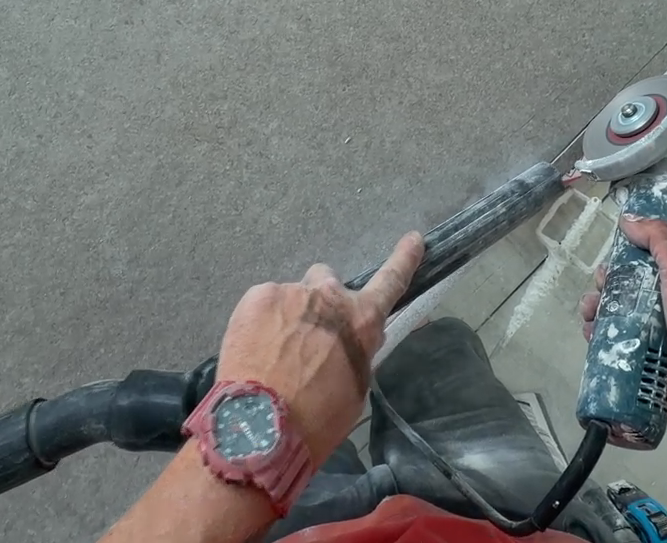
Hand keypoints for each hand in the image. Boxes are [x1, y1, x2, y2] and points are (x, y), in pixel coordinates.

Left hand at [216, 232, 425, 462]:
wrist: (261, 428)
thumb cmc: (316, 420)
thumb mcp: (353, 390)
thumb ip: (354, 352)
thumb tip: (349, 341)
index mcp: (360, 321)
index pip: (390, 282)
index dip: (404, 260)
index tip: (414, 239)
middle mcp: (328, 296)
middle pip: (326, 281)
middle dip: (319, 301)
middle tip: (305, 335)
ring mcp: (291, 291)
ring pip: (291, 296)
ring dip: (287, 315)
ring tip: (271, 354)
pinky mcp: (258, 295)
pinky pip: (262, 303)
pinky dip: (259, 323)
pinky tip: (252, 352)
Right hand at [579, 216, 666, 430]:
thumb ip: (659, 240)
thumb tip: (628, 218)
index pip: (652, 260)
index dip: (627, 257)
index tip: (610, 262)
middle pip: (631, 287)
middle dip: (607, 286)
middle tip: (597, 292)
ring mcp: (662, 335)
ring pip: (621, 315)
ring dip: (599, 311)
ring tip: (588, 316)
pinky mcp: (650, 361)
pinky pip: (620, 343)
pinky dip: (602, 338)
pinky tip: (591, 336)